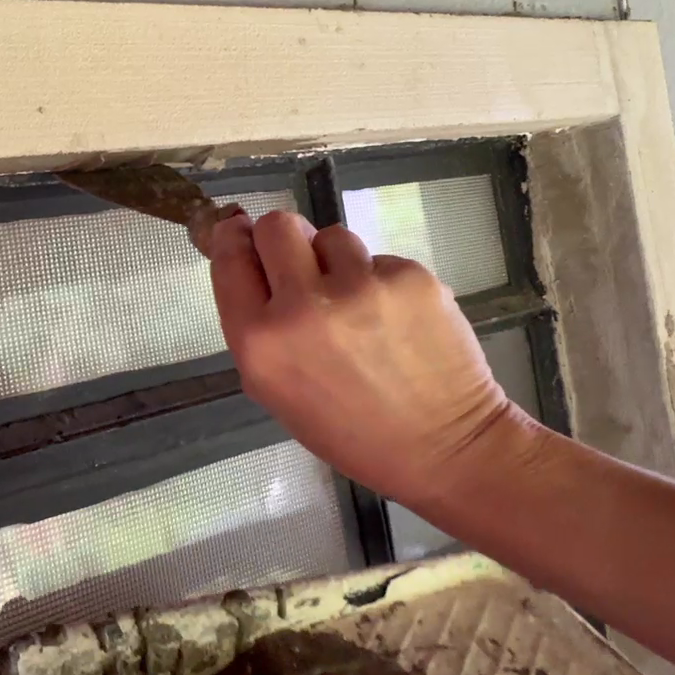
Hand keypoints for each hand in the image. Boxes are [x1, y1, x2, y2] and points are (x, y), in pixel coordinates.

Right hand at [207, 210, 527, 506]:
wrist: (445, 449)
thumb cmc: (345, 429)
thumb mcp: (271, 388)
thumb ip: (252, 324)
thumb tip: (247, 257)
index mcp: (258, 340)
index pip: (230, 257)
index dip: (232, 240)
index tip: (240, 236)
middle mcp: (302, 306)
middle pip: (276, 225)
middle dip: (282, 239)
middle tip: (298, 266)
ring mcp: (360, 287)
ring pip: (330, 236)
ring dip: (334, 261)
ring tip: (355, 304)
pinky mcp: (410, 278)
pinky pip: (377, 259)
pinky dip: (379, 281)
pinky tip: (394, 319)